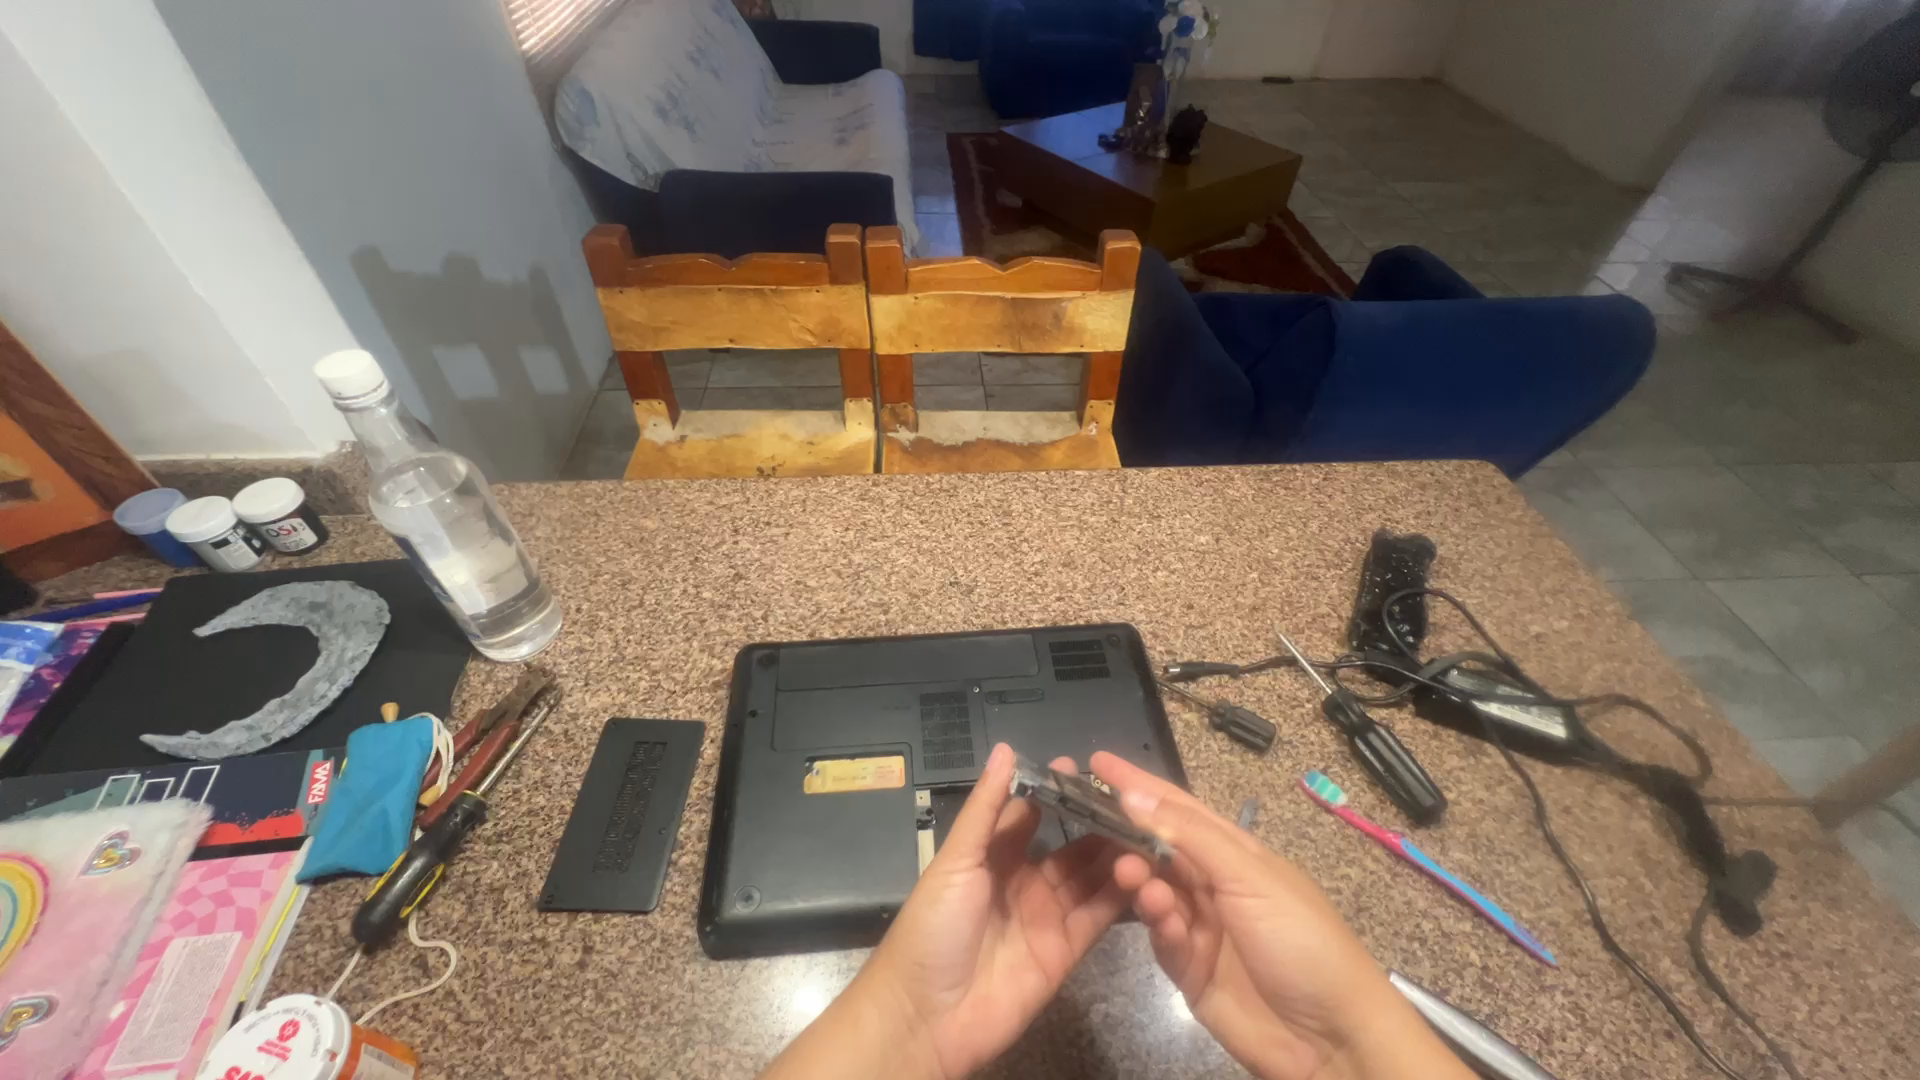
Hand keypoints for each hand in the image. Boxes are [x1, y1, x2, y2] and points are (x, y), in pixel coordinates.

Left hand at [762, 743, 1129, 1079]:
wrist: (928, 1015)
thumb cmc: (934, 924)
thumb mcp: (957, 858)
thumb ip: (987, 807)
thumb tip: (1006, 748)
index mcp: (995, 855)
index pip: (1034, 814)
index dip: (1058, 792)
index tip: (1087, 770)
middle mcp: (1025, 881)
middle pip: (1071, 847)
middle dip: (1099, 825)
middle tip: (1136, 803)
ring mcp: (1048, 917)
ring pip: (1091, 878)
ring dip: (1116, 857)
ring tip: (1150, 832)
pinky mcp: (1066, 951)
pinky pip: (1099, 918)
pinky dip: (1123, 896)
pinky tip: (1147, 873)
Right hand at [1092, 751, 1474, 1079]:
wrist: (1334, 1041)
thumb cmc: (1301, 940)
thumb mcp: (1250, 876)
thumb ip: (1189, 834)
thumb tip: (1134, 793)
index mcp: (1234, 852)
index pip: (1177, 807)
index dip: (1138, 783)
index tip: (1096, 762)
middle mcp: (1212, 883)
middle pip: (1157, 848)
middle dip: (1127, 835)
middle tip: (1093, 826)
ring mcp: (1200, 926)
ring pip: (1152, 890)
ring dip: (1140, 880)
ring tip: (1131, 876)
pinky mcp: (1189, 969)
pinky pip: (1161, 937)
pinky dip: (1158, 925)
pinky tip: (1164, 922)